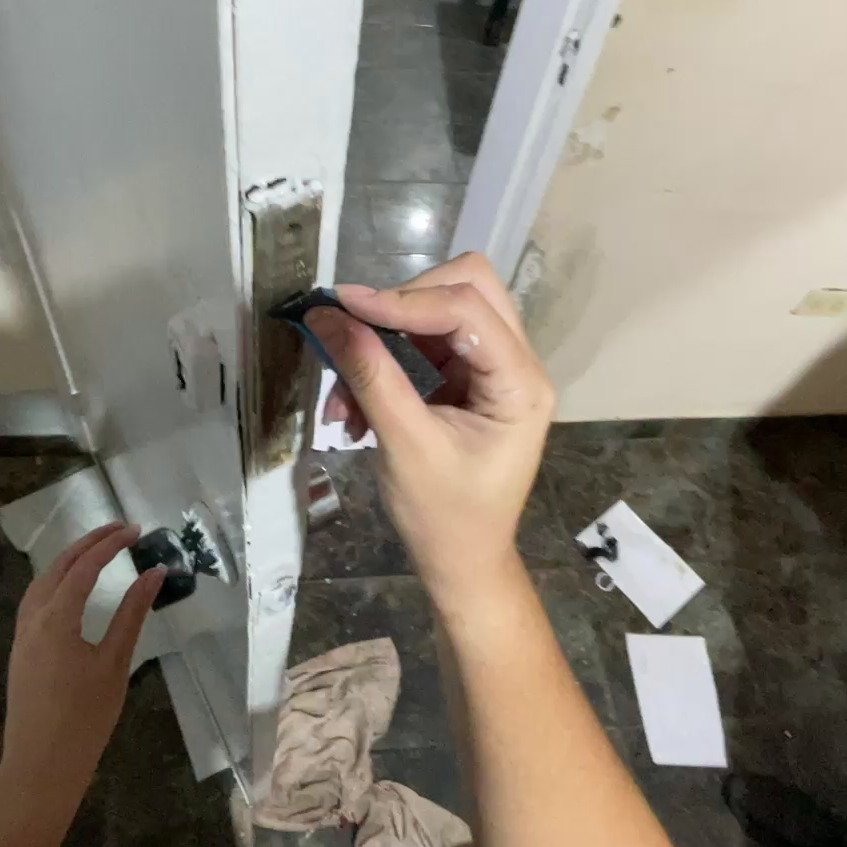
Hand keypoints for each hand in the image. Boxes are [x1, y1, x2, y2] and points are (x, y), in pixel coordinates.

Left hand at [0, 523, 163, 780]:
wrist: (40, 768)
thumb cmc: (84, 717)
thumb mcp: (115, 662)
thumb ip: (133, 613)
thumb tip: (154, 574)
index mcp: (56, 618)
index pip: (85, 566)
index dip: (111, 544)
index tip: (137, 530)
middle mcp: (33, 619)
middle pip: (59, 566)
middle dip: (89, 542)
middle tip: (121, 529)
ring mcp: (22, 636)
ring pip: (42, 581)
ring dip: (69, 559)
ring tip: (98, 550)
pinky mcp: (21, 651)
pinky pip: (35, 600)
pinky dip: (56, 580)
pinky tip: (71, 588)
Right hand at [305, 253, 554, 605]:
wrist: (460, 560)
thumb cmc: (445, 516)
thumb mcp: (404, 445)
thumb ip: (370, 375)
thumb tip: (326, 315)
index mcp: (520, 382)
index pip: (467, 308)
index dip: (402, 299)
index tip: (342, 306)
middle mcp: (516, 362)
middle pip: (467, 287)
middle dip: (403, 303)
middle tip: (354, 330)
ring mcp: (492, 366)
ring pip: (441, 308)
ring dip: (386, 337)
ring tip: (343, 396)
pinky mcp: (466, 376)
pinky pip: (423, 342)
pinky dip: (385, 361)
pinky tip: (354, 406)